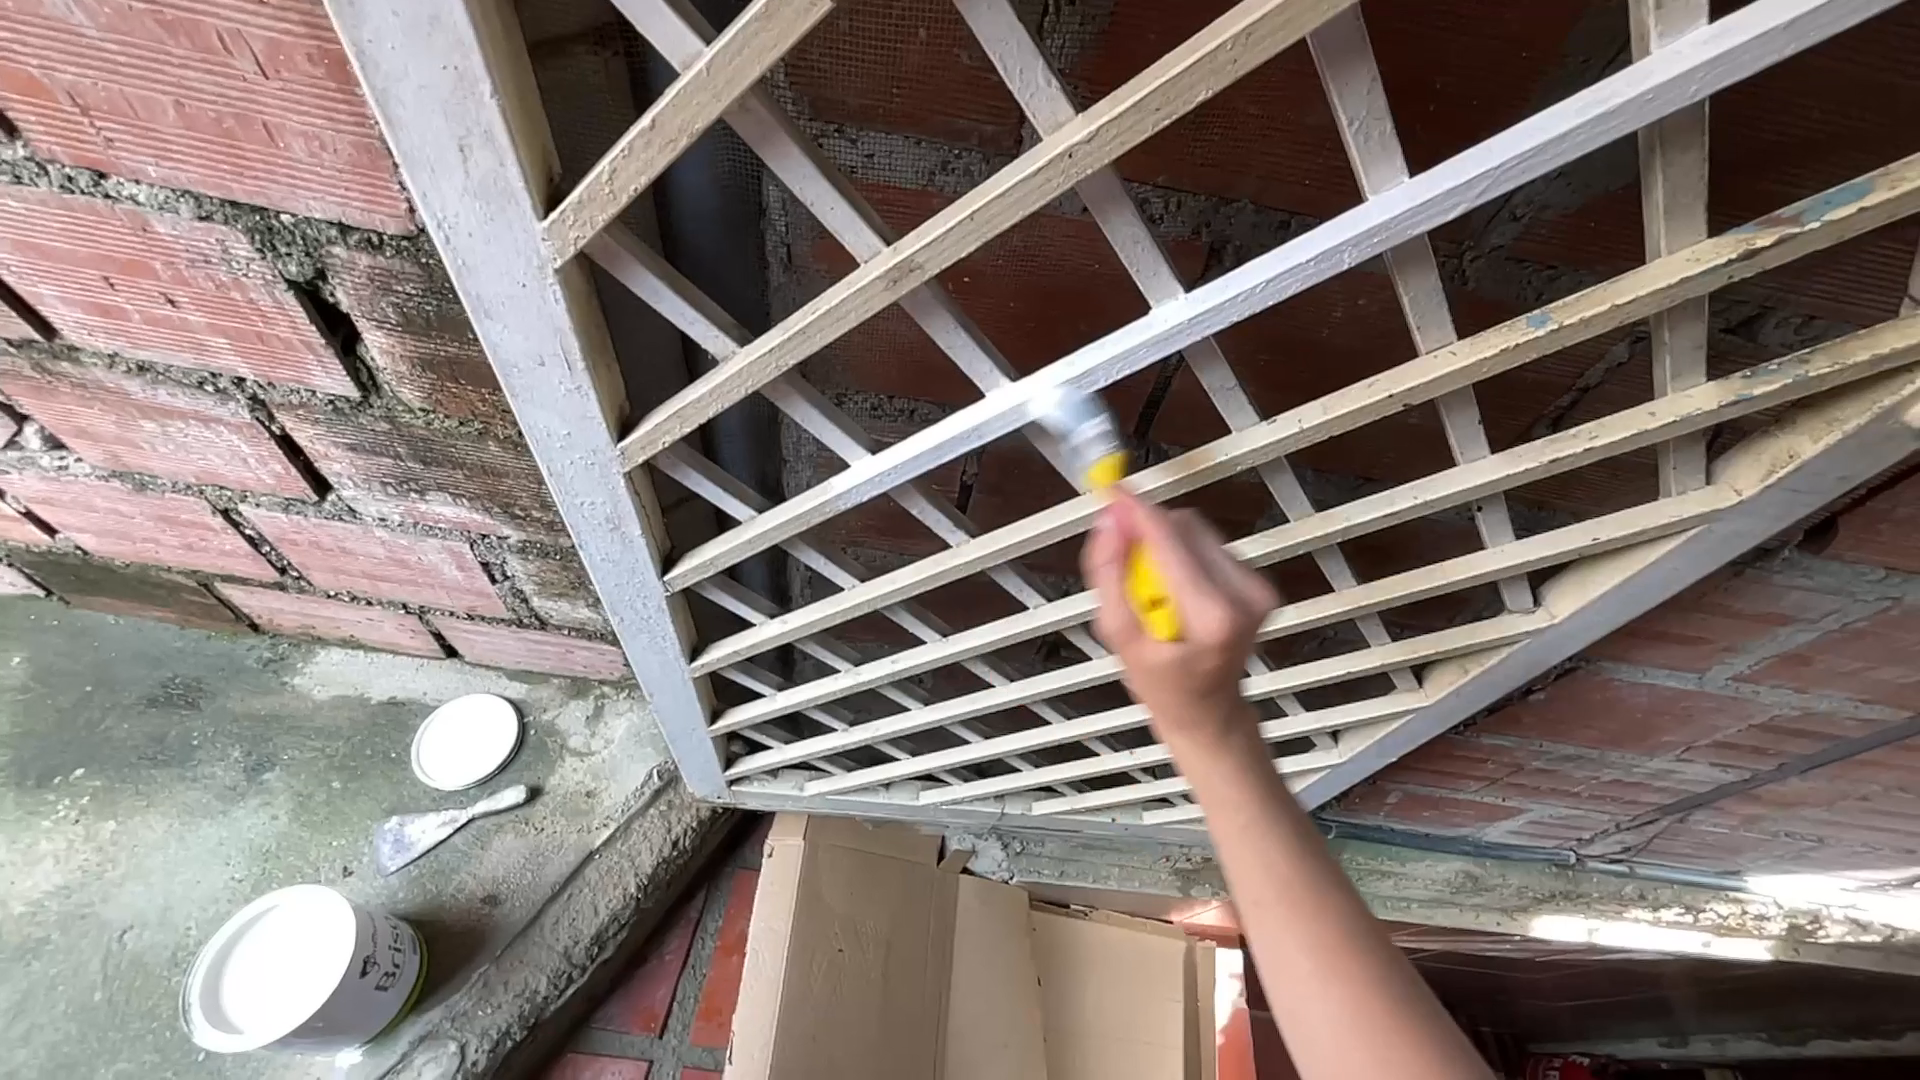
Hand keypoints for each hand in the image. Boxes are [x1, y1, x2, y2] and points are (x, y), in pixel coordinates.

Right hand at [1080, 488, 1277, 747]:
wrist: (1209, 713)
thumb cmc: (1162, 686)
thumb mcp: (1120, 639)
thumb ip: (1109, 578)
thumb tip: (1107, 521)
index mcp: (1213, 615)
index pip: (1170, 541)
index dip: (1137, 511)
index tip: (1110, 492)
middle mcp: (1246, 594)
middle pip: (1185, 527)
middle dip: (1148, 530)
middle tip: (1121, 556)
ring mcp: (1258, 587)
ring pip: (1197, 531)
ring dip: (1164, 544)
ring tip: (1150, 587)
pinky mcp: (1259, 582)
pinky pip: (1208, 545)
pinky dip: (1182, 555)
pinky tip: (1172, 589)